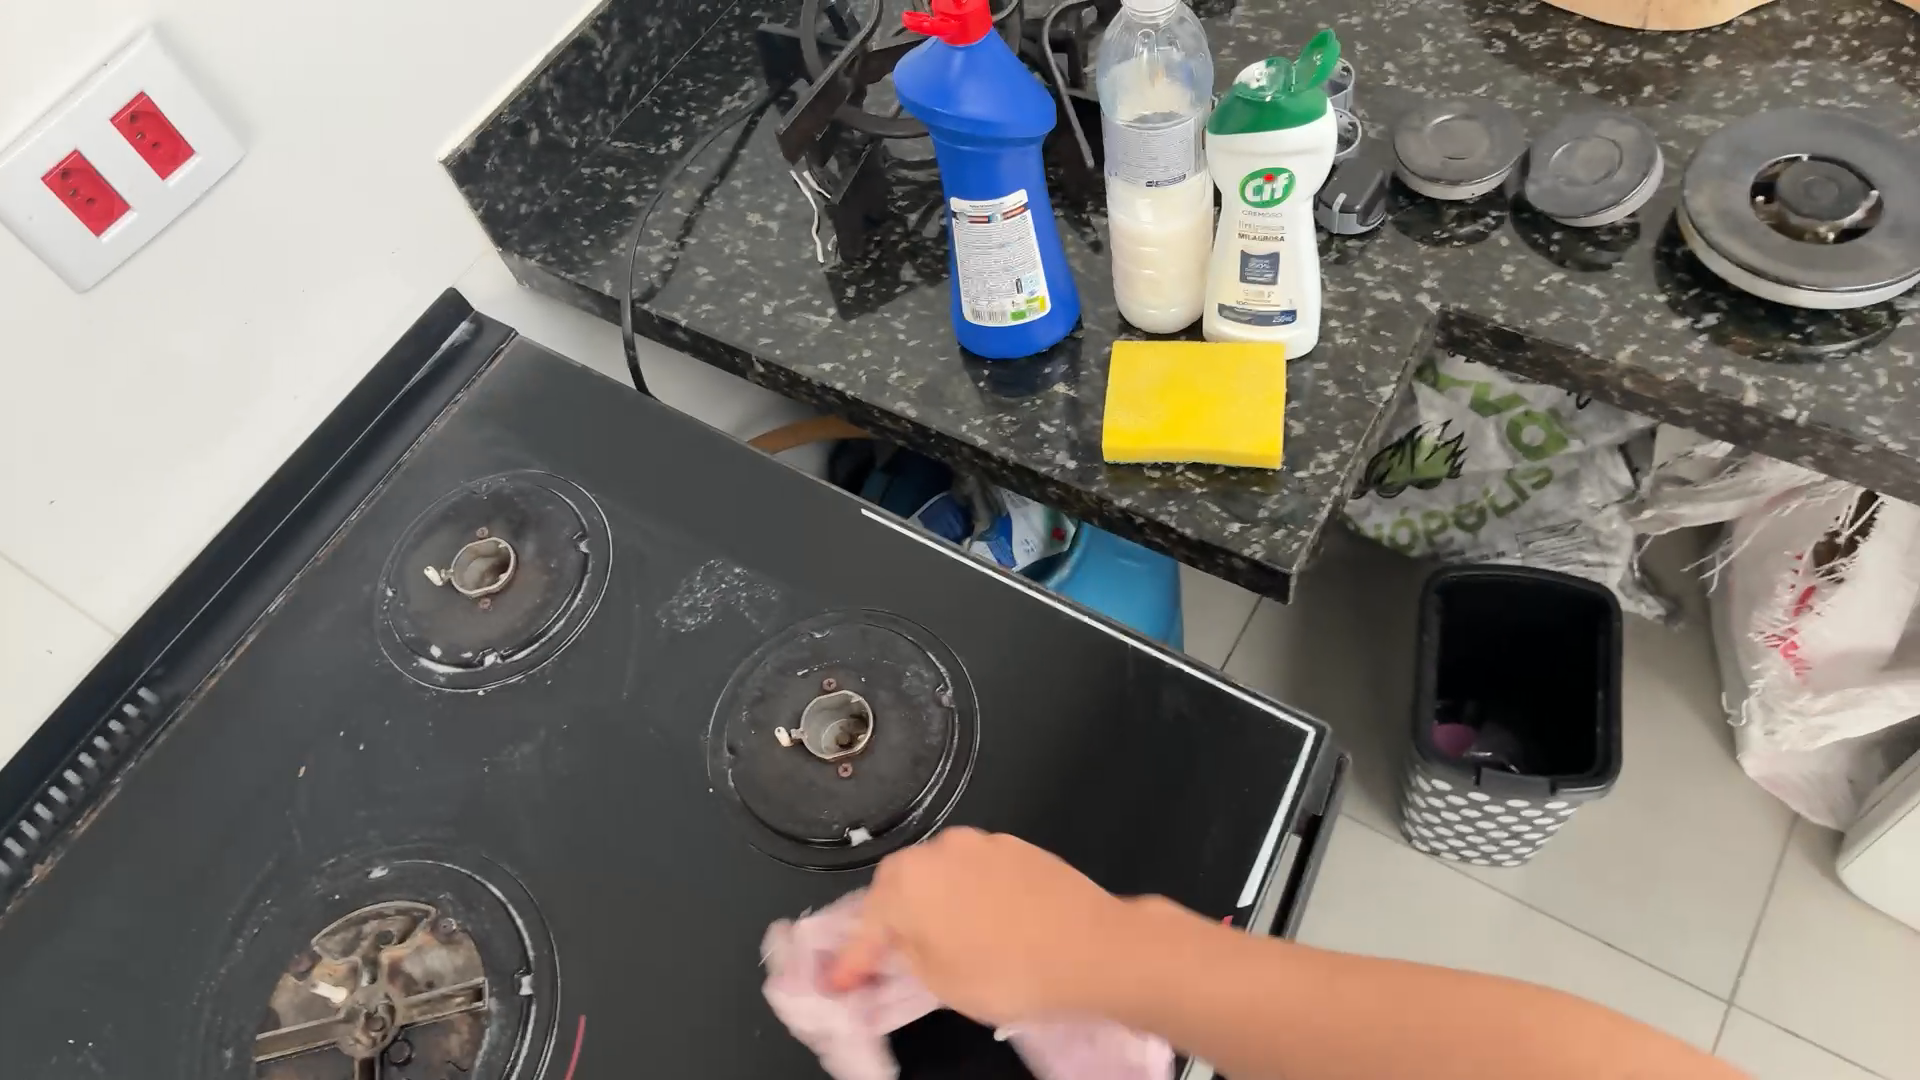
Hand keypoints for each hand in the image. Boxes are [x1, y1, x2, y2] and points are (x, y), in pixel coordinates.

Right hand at [829, 828, 1134, 1024]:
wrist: (1090, 945)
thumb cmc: (1007, 970)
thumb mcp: (939, 981)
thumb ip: (905, 957)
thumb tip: (894, 947)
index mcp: (910, 880)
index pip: (867, 920)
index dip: (853, 955)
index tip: (842, 978)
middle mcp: (941, 848)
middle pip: (902, 883)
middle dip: (894, 917)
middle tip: (895, 952)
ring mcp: (982, 842)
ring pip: (942, 872)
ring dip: (935, 900)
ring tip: (949, 938)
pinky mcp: (1016, 845)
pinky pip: (978, 868)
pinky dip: (971, 892)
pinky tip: (987, 921)